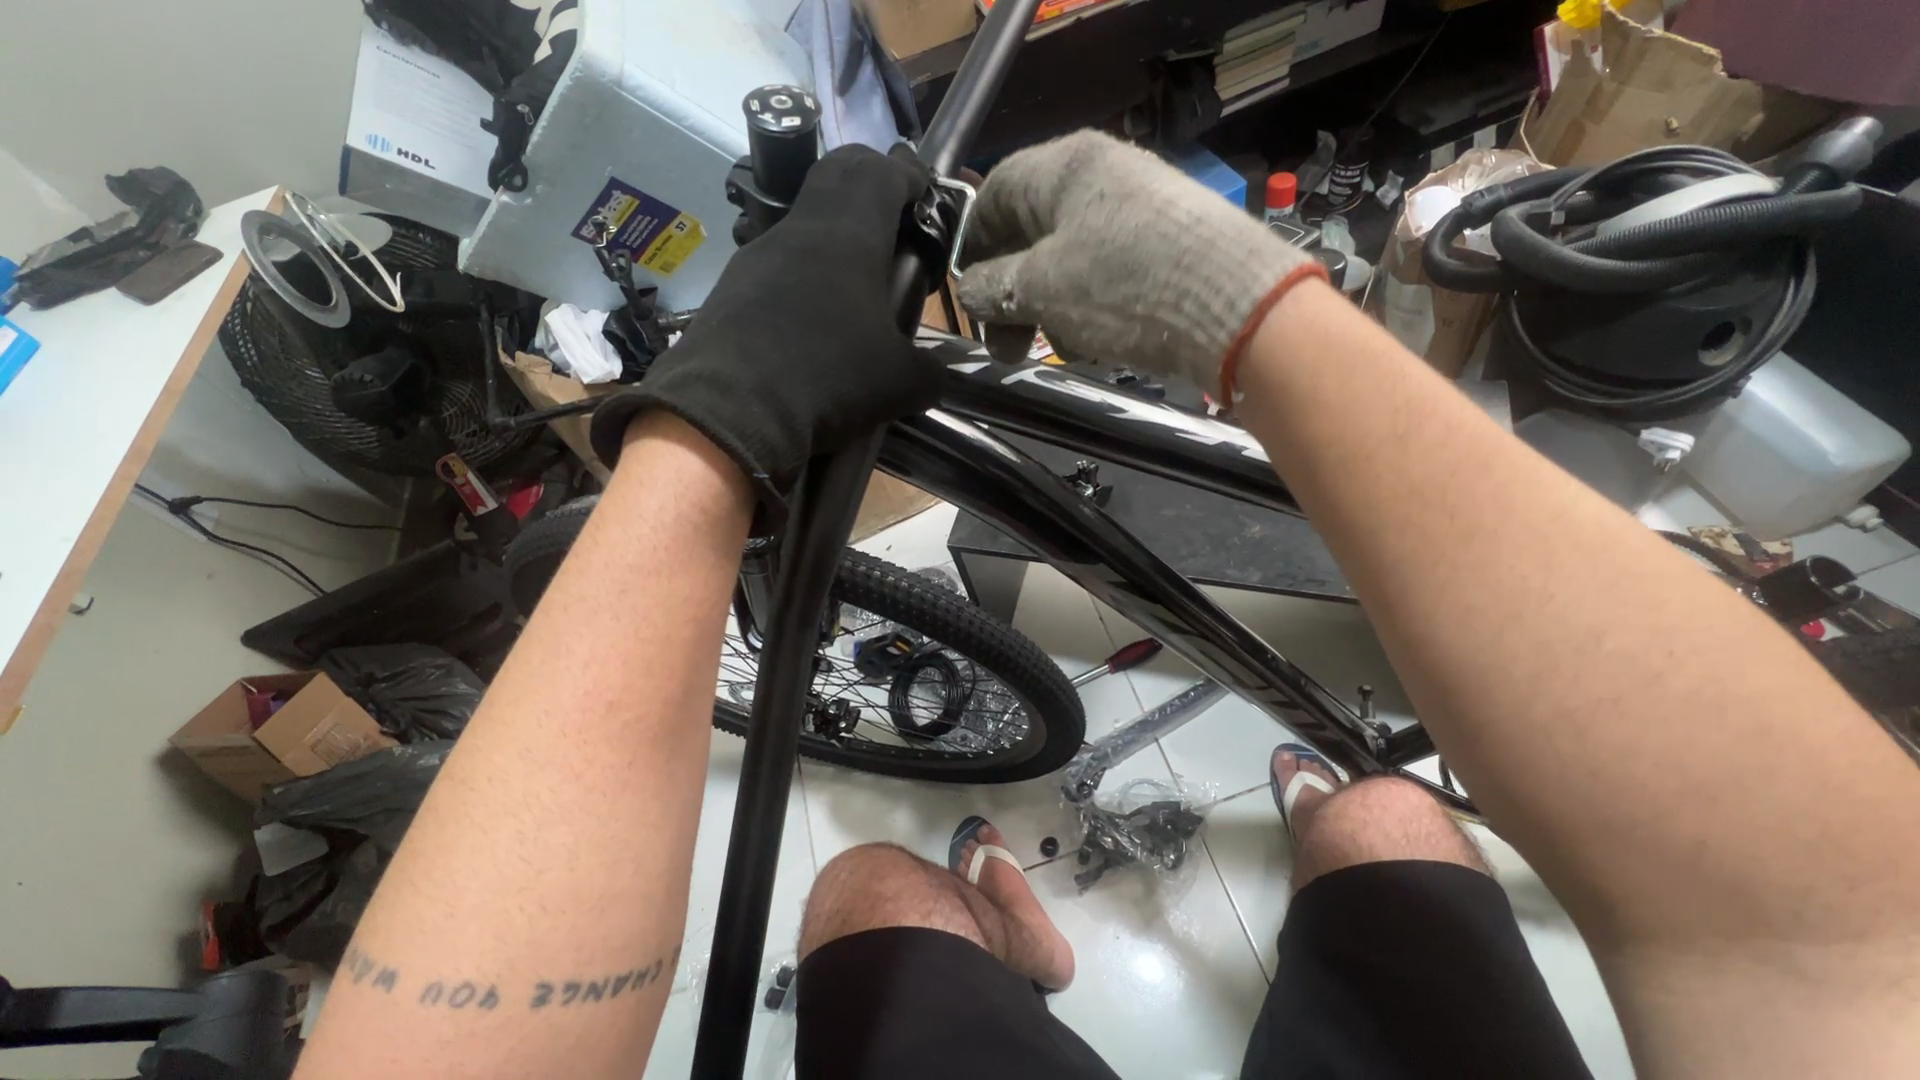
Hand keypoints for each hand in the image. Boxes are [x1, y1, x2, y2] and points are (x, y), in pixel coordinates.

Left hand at [591, 144, 938, 527]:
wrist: (731, 412)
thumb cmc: (829, 379)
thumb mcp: (901, 383)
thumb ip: (930, 371)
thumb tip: (934, 373)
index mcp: (849, 234)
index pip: (882, 172)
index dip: (909, 176)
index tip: (925, 195)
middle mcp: (800, 230)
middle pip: (837, 177)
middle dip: (870, 186)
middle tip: (894, 220)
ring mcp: (758, 257)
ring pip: (804, 224)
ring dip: (834, 237)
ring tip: (856, 283)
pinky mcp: (731, 290)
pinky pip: (777, 265)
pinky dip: (803, 276)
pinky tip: (811, 321)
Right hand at [957, 130, 1325, 400]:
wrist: (1240, 309)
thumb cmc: (1124, 286)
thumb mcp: (1041, 289)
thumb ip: (993, 288)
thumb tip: (972, 291)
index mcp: (1064, 166)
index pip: (994, 195)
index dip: (972, 249)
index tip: (968, 301)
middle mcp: (1103, 175)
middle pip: (1033, 231)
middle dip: (1012, 293)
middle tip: (1006, 347)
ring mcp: (1142, 208)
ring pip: (1071, 258)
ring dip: (1050, 306)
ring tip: (1057, 347)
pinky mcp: (1171, 243)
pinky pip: (1110, 271)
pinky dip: (1090, 305)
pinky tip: (1097, 340)